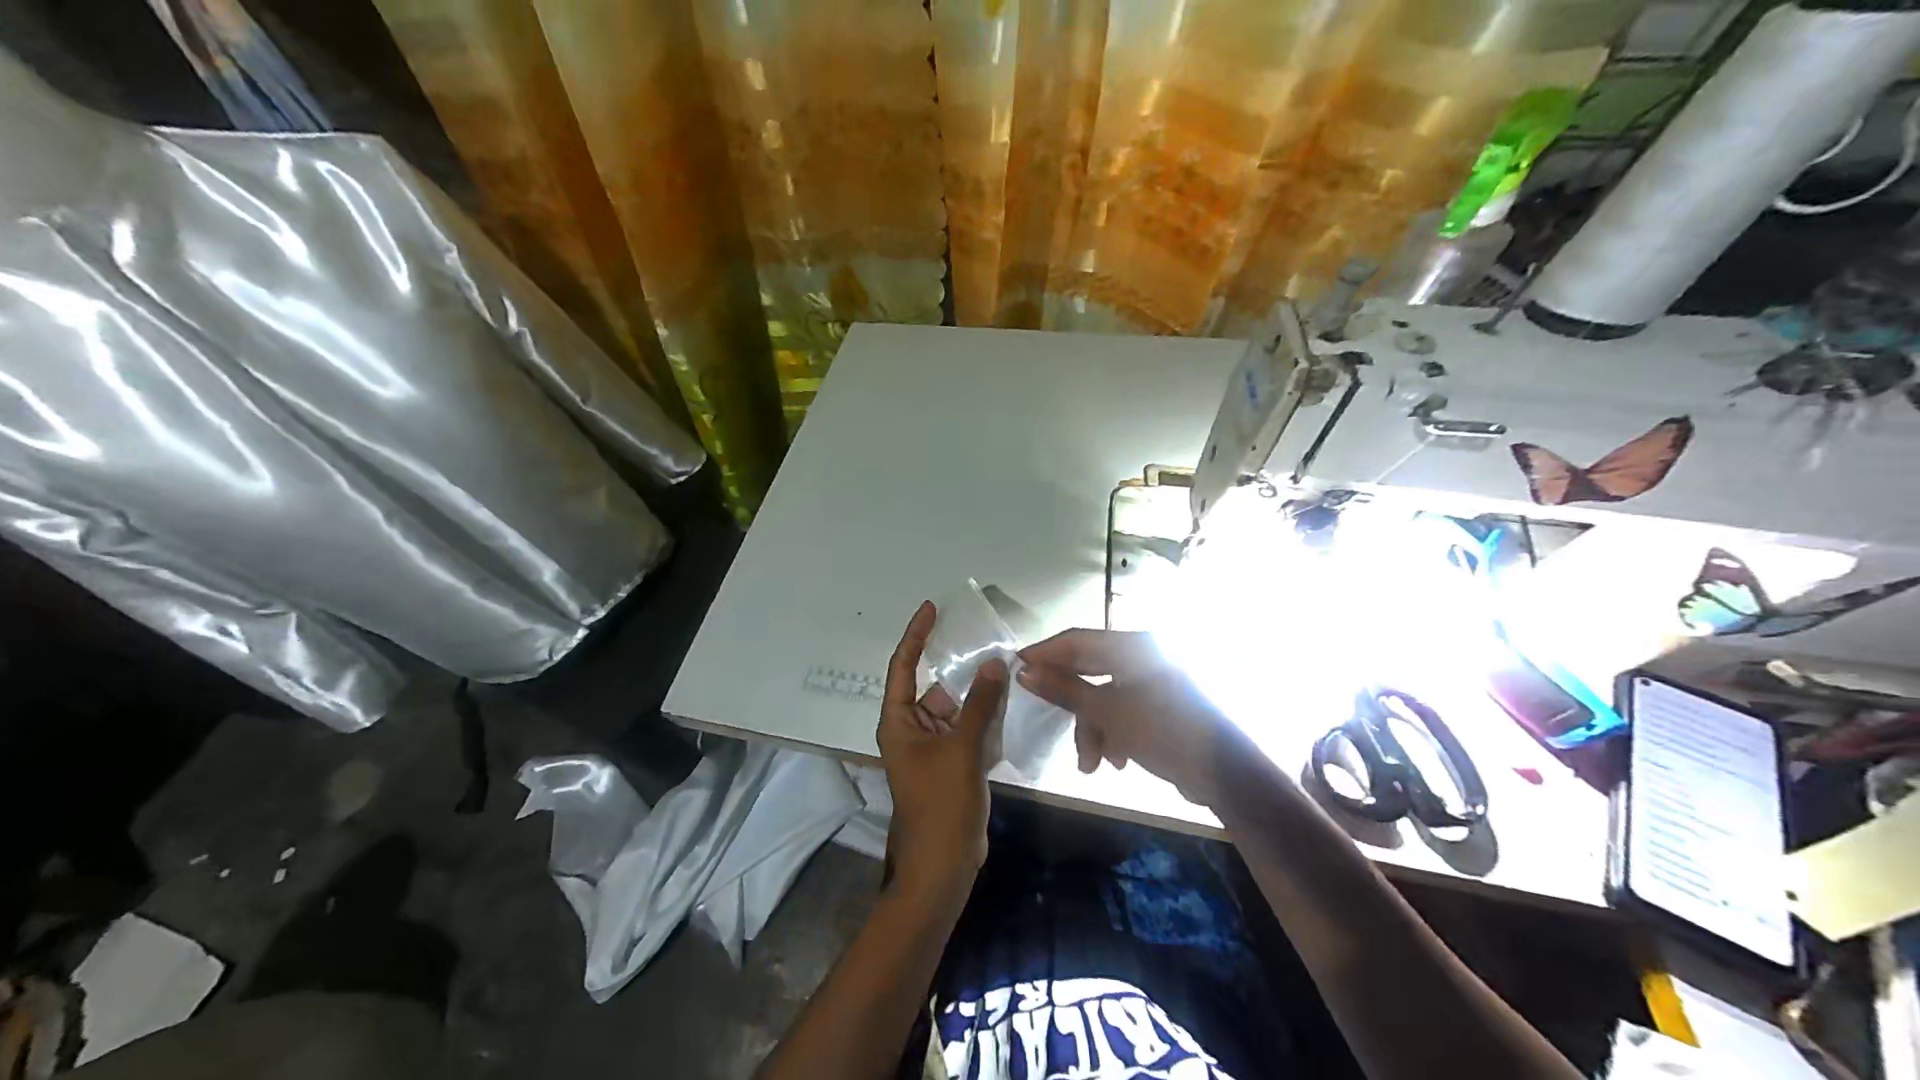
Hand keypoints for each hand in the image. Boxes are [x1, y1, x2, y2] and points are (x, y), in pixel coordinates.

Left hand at [877, 601, 1005, 901]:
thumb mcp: (961, 749)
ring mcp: (934, 748)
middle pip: (937, 688)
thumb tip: (994, 664)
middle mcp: (913, 729)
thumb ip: (980, 705)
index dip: (915, 635)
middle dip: (964, 673)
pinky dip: (987, 722)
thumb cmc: (941, 803)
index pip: (903, 666)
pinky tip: (1011, 709)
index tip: (931, 609)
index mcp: (899, 721)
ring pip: (958, 710)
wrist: (944, 864)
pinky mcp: (953, 765)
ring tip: (1009, 672)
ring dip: (981, 698)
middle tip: (995, 648)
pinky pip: (970, 732)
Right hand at [1017, 629, 1238, 807]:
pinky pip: (1123, 710)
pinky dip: (1113, 732)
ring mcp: (1153, 681)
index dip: (1044, 653)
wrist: (1224, 773)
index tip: (1015, 667)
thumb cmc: (1163, 731)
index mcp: (1132, 647)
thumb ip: (1065, 689)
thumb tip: (1024, 671)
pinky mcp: (1161, 705)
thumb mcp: (1107, 712)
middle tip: (1043, 714)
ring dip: (1093, 728)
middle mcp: (1142, 657)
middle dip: (1070, 702)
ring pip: (1105, 697)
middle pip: (1089, 670)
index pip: (1076, 640)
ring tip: (1091, 764)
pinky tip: (1115, 761)